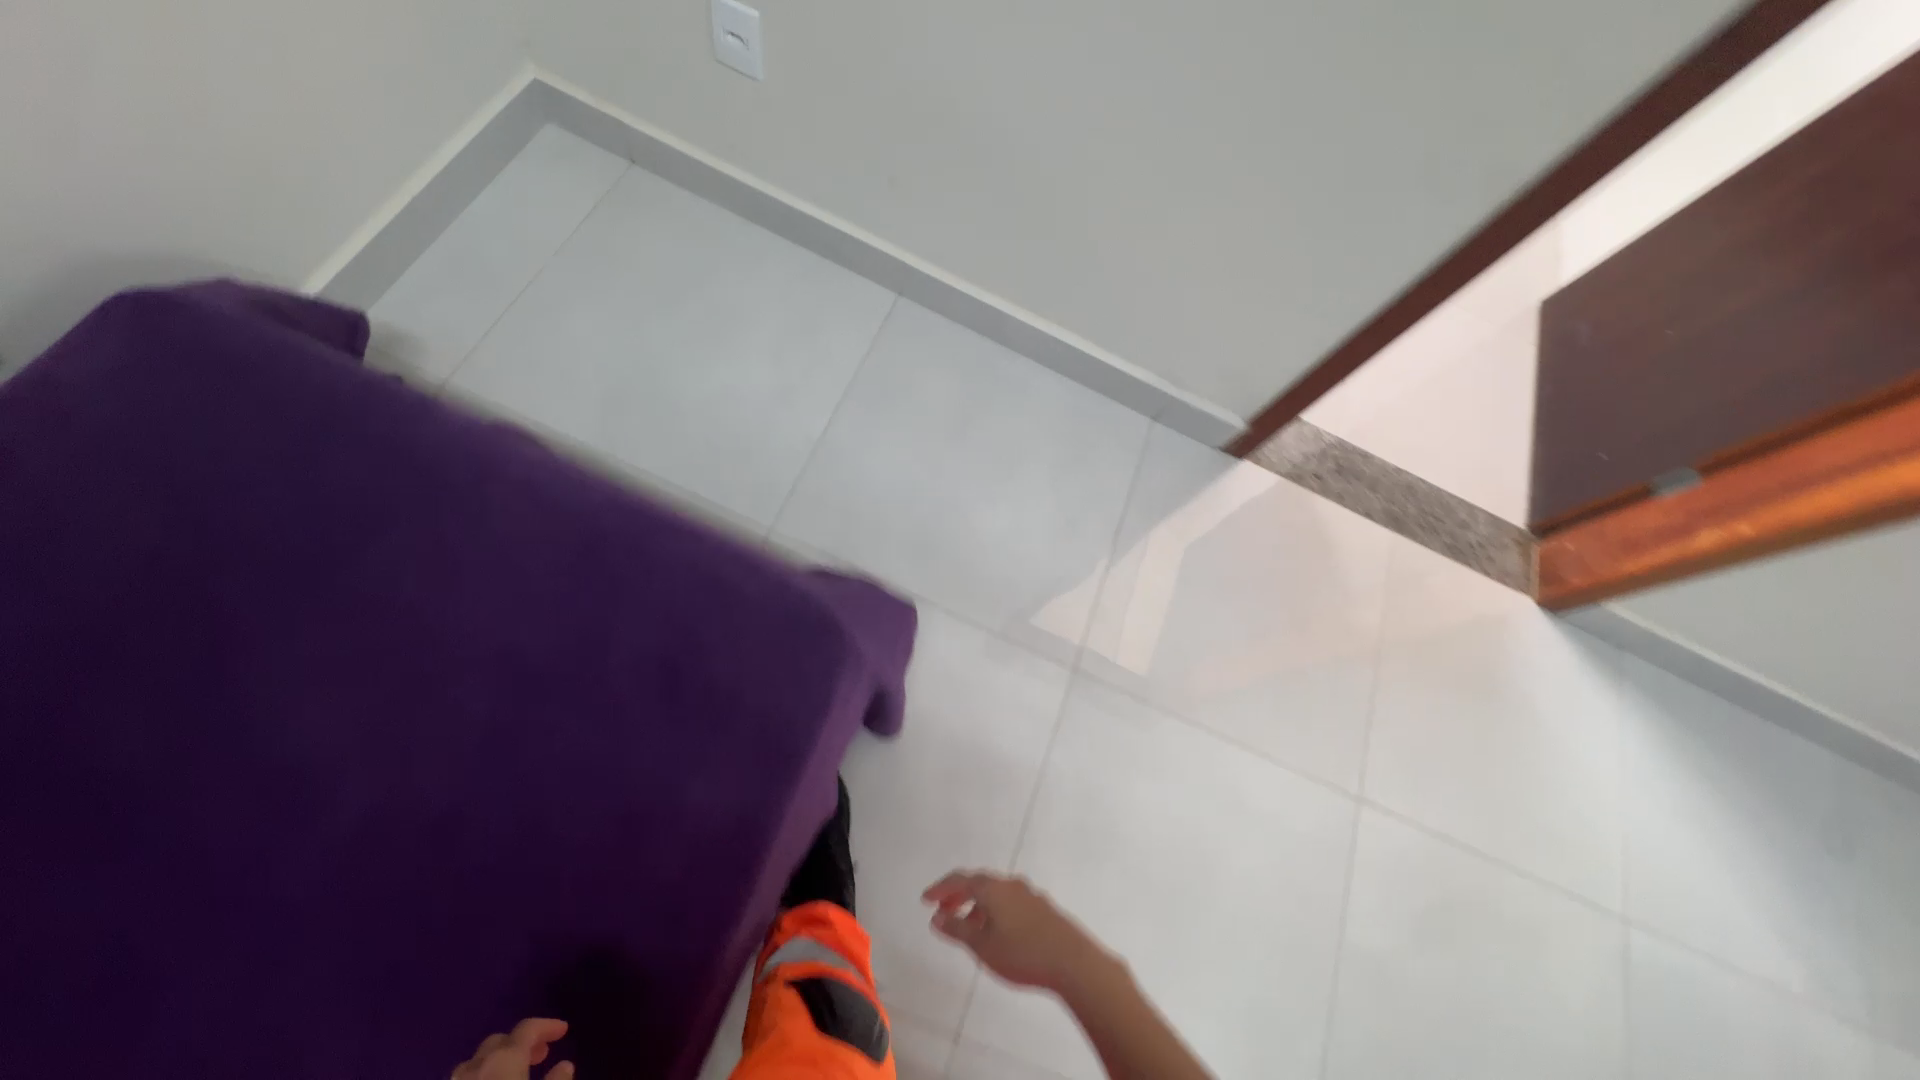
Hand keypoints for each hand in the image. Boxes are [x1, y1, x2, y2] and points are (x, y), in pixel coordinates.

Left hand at [451, 1018, 573, 1079]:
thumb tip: (565, 1065)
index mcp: (505, 1058)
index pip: (527, 1028)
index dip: (547, 1025)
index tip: (563, 1030)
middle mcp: (478, 1065)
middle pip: (499, 1041)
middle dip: (520, 1041)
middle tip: (541, 1053)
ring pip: (476, 1062)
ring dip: (498, 1059)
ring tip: (514, 1071)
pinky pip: (465, 1078)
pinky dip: (481, 1075)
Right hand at [923, 871, 1114, 992]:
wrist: (1074, 963)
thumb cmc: (1022, 953)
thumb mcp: (982, 946)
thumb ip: (957, 929)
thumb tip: (936, 917)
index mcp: (993, 888)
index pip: (960, 879)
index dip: (940, 889)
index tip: (925, 901)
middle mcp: (1011, 884)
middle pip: (979, 883)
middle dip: (958, 896)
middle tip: (943, 912)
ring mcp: (1031, 895)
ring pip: (997, 894)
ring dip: (978, 905)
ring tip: (968, 927)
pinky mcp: (1044, 909)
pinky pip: (1011, 902)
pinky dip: (996, 911)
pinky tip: (997, 932)